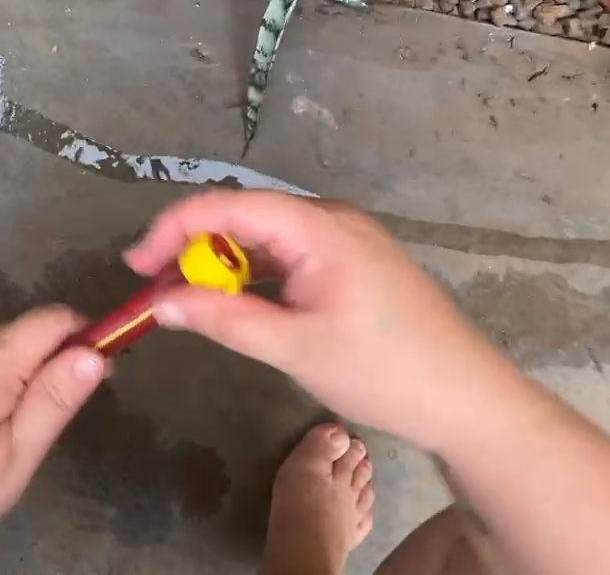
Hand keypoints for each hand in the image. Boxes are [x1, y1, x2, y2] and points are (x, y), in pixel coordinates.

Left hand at [0, 307, 108, 564]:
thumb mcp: (15, 455)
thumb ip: (54, 399)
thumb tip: (95, 354)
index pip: (54, 317)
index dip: (86, 335)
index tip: (101, 372)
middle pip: (28, 331)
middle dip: (54, 360)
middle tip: (55, 418)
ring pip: (1, 346)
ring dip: (23, 372)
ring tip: (17, 431)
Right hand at [123, 191, 522, 450]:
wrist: (473, 403)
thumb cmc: (384, 372)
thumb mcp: (294, 348)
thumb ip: (223, 319)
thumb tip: (160, 305)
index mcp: (318, 226)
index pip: (226, 205)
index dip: (172, 229)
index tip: (136, 264)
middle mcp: (328, 216)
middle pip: (242, 214)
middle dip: (192, 246)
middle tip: (156, 286)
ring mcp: (342, 235)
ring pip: (262, 234)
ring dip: (221, 261)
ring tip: (186, 296)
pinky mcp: (349, 257)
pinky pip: (286, 250)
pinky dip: (252, 271)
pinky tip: (235, 297)